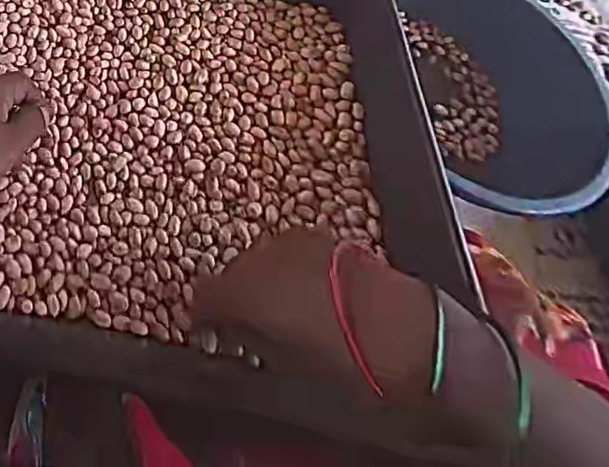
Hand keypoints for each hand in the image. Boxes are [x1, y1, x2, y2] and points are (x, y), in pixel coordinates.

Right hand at [192, 231, 437, 404]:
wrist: (408, 334)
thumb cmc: (346, 364)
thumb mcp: (286, 372)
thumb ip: (246, 348)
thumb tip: (230, 341)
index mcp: (241, 292)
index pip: (200, 296)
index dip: (204, 319)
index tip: (214, 339)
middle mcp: (254, 258)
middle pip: (228, 276)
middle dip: (235, 301)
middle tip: (252, 333)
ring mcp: (283, 242)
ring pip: (257, 261)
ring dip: (262, 284)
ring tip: (287, 314)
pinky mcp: (313, 236)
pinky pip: (285, 253)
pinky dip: (287, 271)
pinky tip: (310, 295)